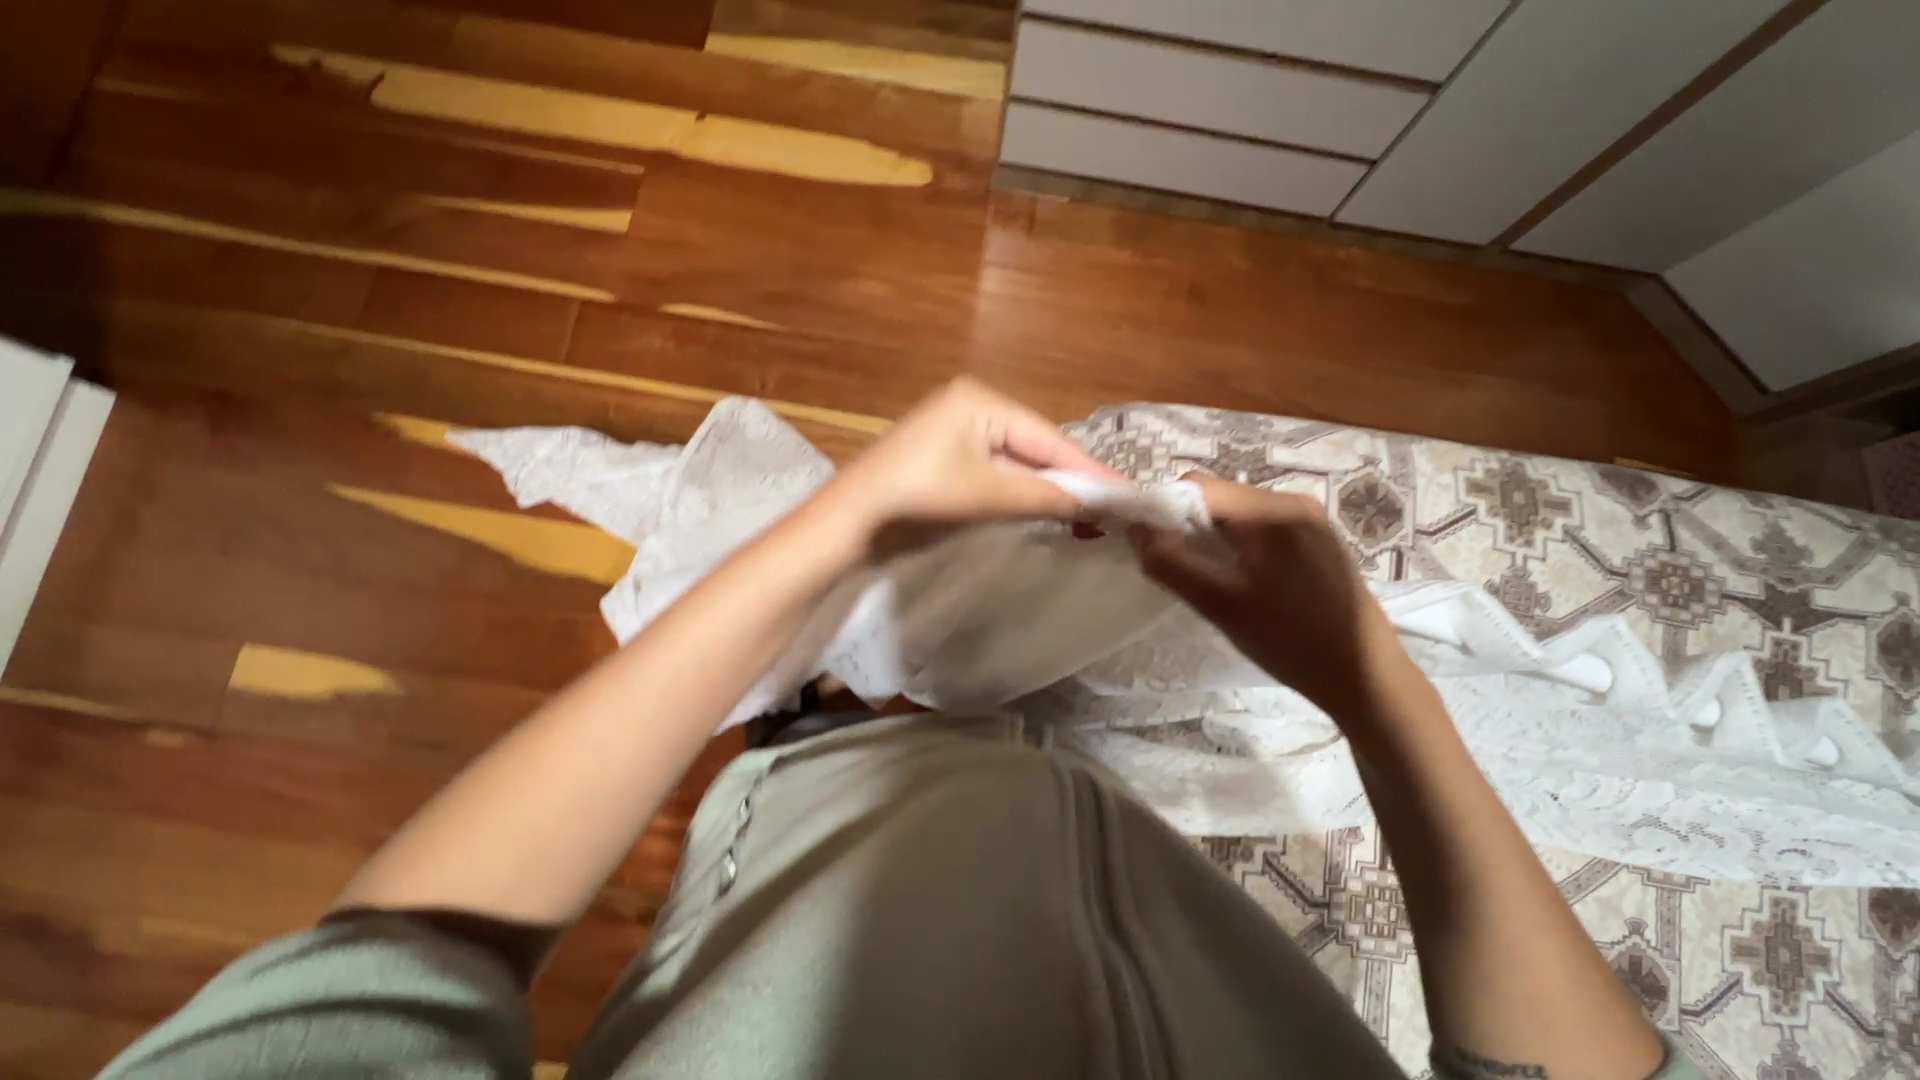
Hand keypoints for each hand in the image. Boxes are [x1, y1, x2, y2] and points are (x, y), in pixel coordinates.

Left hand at [820, 378, 1122, 557]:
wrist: (852, 518)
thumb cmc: (920, 495)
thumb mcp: (987, 496)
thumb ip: (1041, 498)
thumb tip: (1088, 505)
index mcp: (980, 401)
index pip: (1046, 435)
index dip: (1085, 466)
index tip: (1123, 489)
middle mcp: (970, 406)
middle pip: (1032, 446)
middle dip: (1066, 478)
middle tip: (1109, 505)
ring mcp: (954, 431)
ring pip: (1013, 461)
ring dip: (1042, 487)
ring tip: (1086, 511)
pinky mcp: (944, 457)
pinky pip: (993, 470)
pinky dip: (1016, 491)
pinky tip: (1043, 507)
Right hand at [1130, 474, 1413, 719]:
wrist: (1366, 678)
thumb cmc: (1290, 640)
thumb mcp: (1219, 605)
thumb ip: (1170, 562)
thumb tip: (1134, 528)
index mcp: (1271, 510)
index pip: (1197, 486)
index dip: (1160, 509)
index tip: (1144, 545)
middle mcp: (1293, 502)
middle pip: (1217, 497)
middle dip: (1185, 525)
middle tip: (1176, 569)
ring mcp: (1310, 521)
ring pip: (1237, 515)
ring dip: (1210, 538)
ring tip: (1208, 581)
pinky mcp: (1317, 542)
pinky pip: (1260, 530)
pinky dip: (1237, 547)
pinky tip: (1241, 583)